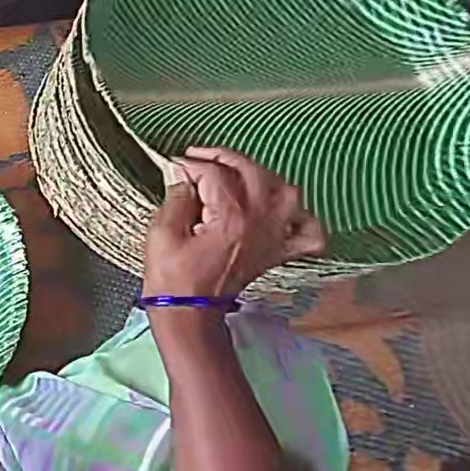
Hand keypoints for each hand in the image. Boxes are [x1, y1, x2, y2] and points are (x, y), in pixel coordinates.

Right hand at [142, 147, 325, 298]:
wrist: (188, 312)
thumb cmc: (171, 276)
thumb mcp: (162, 234)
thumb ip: (175, 199)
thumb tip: (180, 173)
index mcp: (231, 217)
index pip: (215, 174)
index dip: (191, 164)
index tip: (173, 165)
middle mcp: (262, 221)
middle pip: (252, 171)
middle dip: (223, 159)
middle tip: (198, 159)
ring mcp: (276, 236)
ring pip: (284, 189)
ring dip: (260, 176)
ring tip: (234, 175)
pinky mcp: (280, 251)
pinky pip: (307, 228)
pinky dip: (299, 215)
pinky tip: (280, 210)